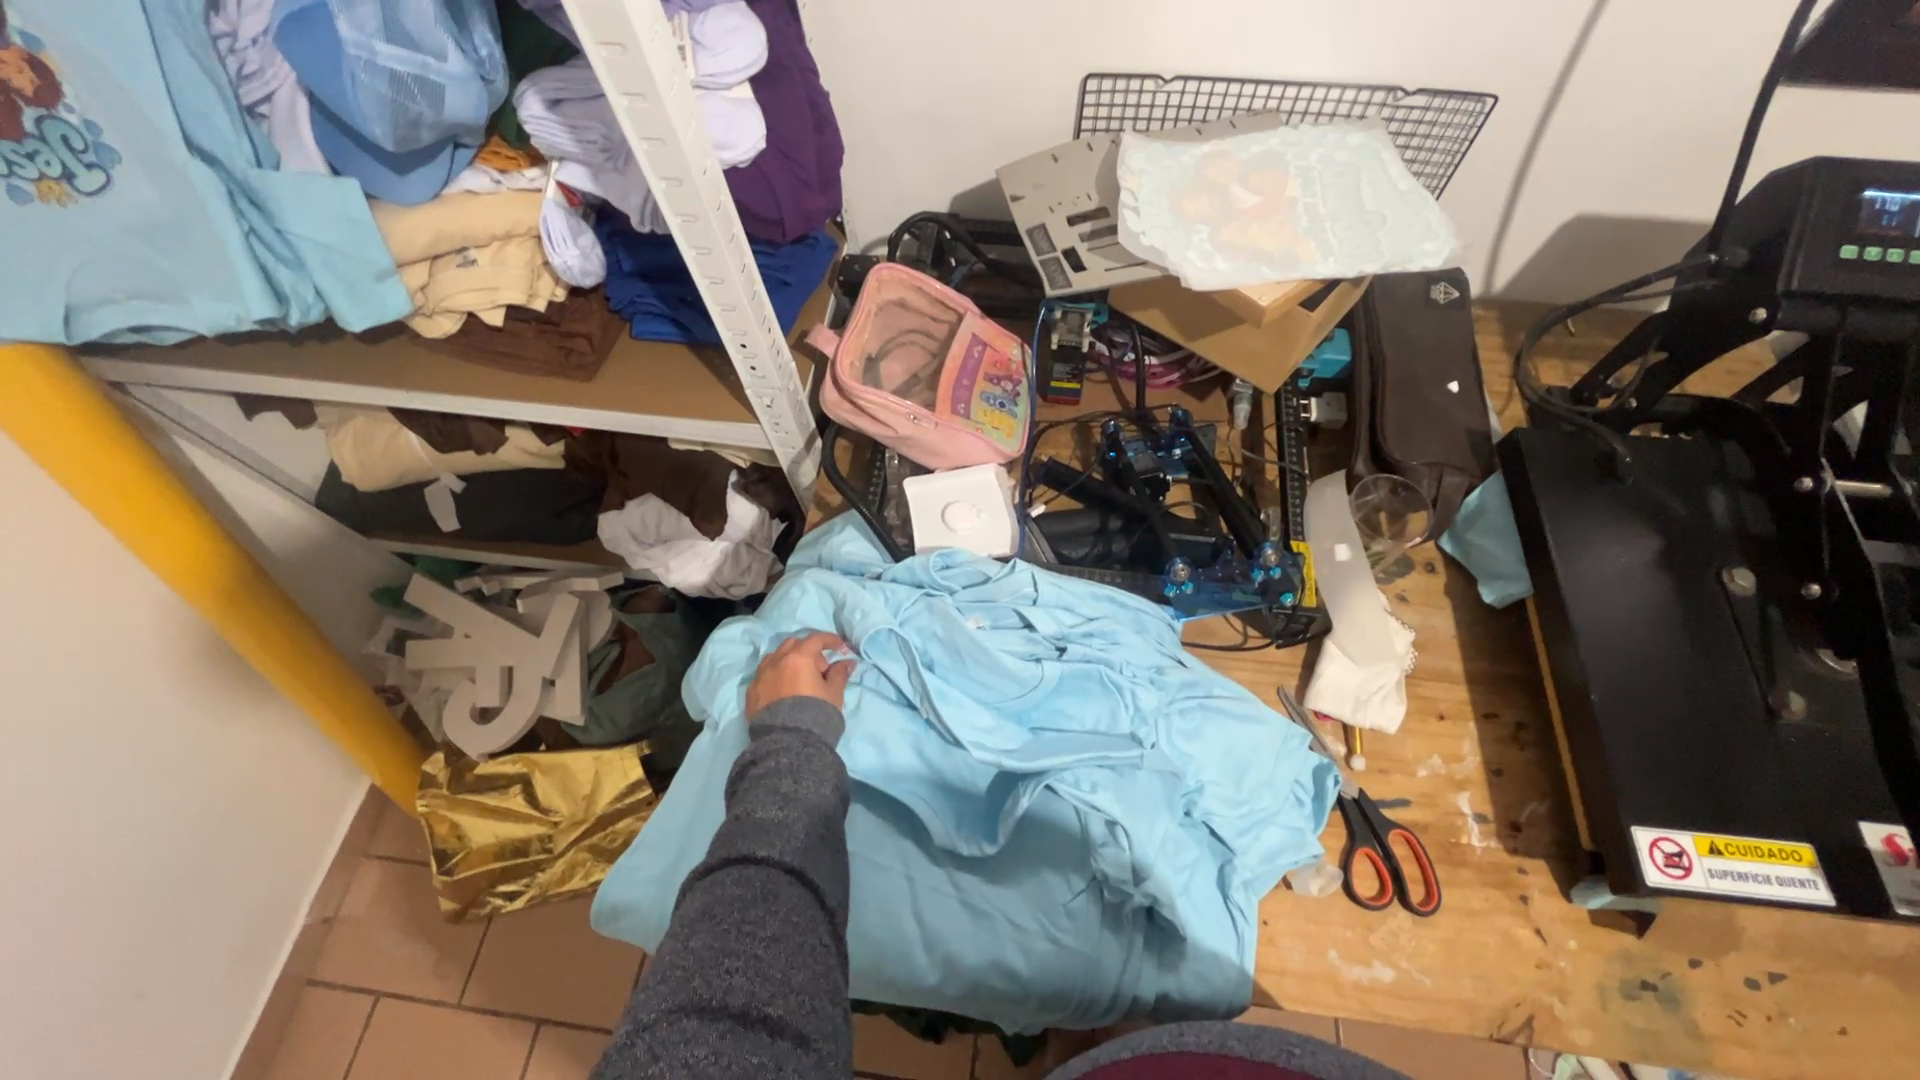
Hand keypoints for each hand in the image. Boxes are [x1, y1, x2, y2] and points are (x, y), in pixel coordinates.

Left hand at [745, 631, 856, 716]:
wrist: (788, 743)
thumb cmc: (816, 713)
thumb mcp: (834, 693)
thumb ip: (840, 673)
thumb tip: (847, 662)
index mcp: (799, 658)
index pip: (817, 639)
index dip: (831, 640)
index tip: (841, 648)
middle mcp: (777, 661)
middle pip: (794, 644)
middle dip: (809, 651)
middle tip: (821, 670)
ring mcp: (761, 675)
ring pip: (776, 657)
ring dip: (789, 660)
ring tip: (800, 678)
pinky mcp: (752, 691)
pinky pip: (764, 674)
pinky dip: (776, 674)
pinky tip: (784, 689)